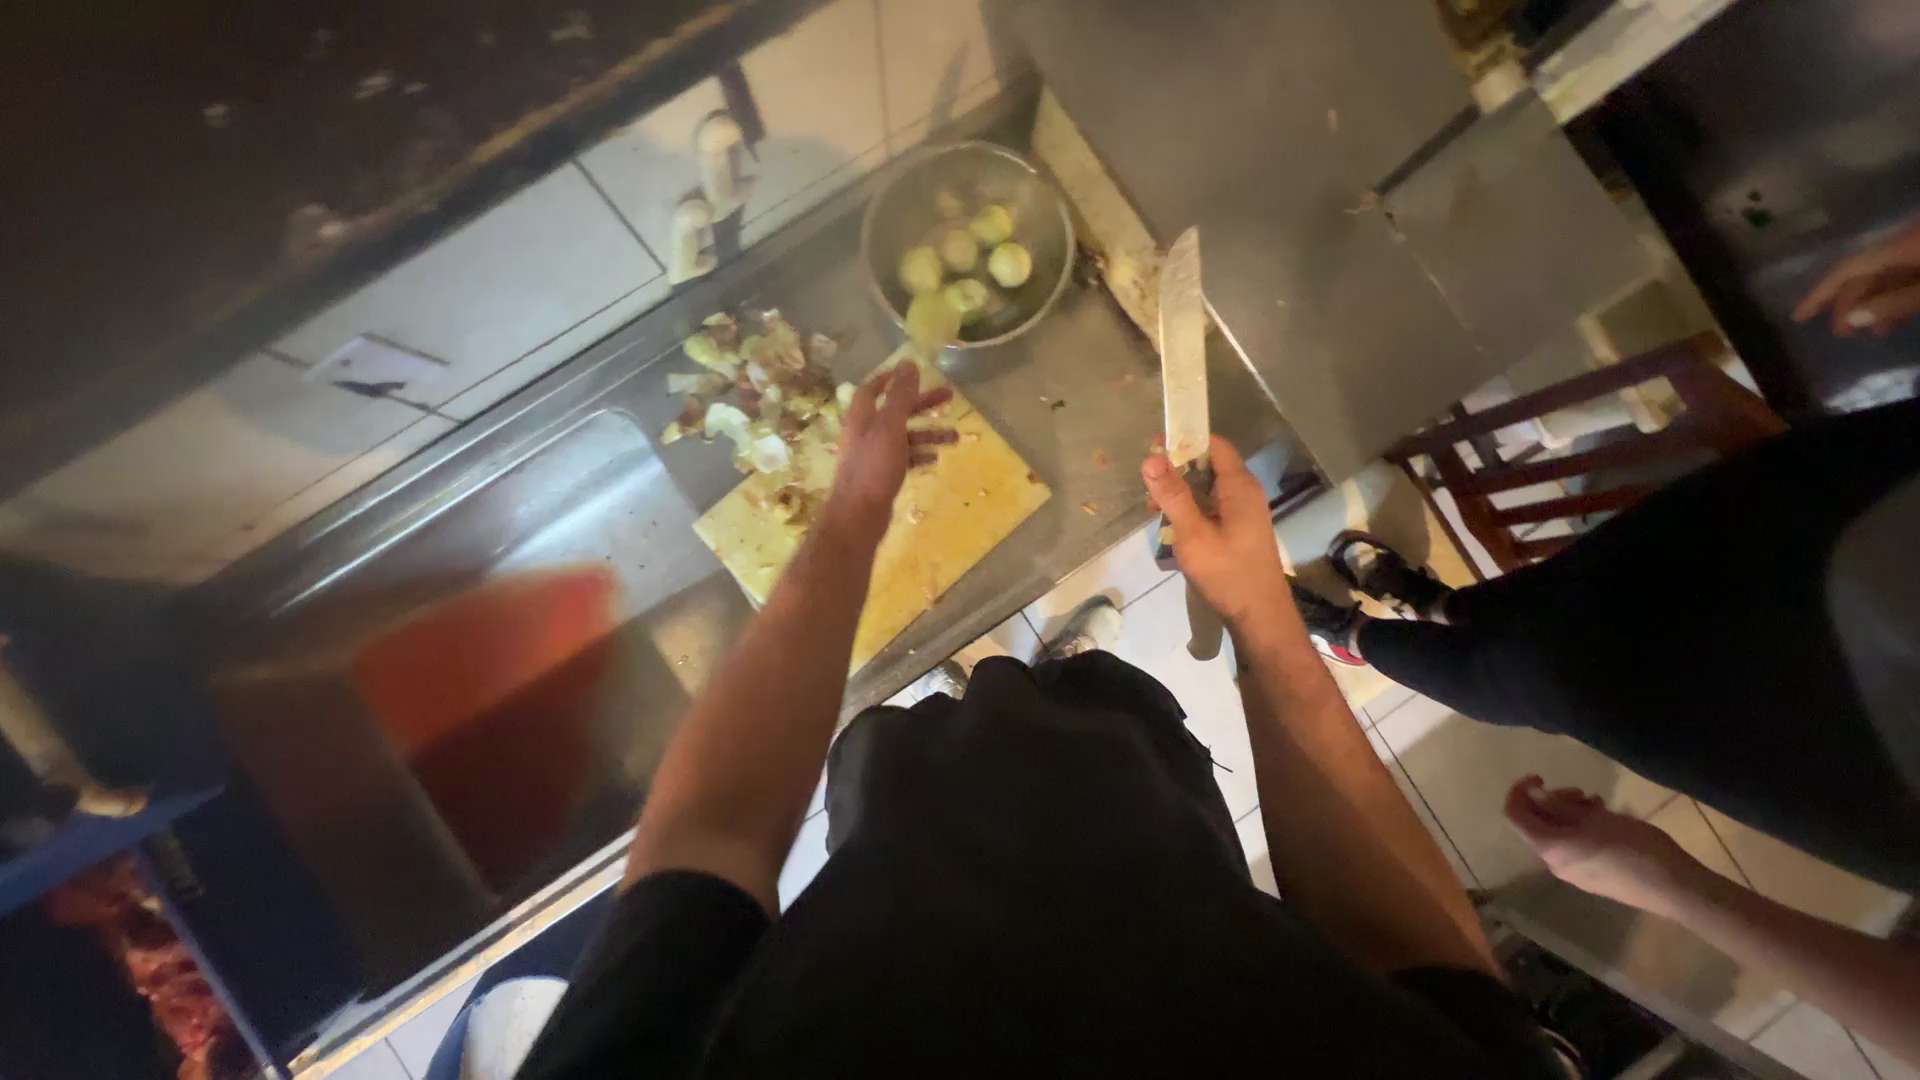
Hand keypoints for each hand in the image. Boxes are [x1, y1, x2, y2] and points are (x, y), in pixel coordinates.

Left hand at [823, 361, 954, 544]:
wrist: (859, 515)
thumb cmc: (874, 467)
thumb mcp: (890, 426)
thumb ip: (899, 395)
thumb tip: (908, 362)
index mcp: (862, 417)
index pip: (872, 389)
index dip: (891, 379)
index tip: (912, 372)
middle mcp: (865, 433)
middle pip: (895, 412)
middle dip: (921, 405)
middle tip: (950, 398)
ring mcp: (872, 456)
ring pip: (903, 437)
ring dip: (928, 434)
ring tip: (954, 437)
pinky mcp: (881, 476)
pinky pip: (903, 459)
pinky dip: (919, 456)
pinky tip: (935, 459)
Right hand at [1139, 435, 1289, 634]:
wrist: (1258, 615)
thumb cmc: (1226, 572)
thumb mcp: (1193, 533)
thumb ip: (1173, 495)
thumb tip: (1151, 458)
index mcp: (1239, 486)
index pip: (1214, 445)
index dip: (1185, 440)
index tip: (1154, 446)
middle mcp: (1244, 493)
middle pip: (1209, 465)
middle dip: (1177, 468)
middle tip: (1148, 483)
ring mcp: (1243, 513)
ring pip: (1207, 488)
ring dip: (1181, 491)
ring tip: (1154, 507)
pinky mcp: (1238, 530)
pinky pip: (1211, 507)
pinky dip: (1190, 508)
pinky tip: (1172, 525)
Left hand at [1504, 776, 1712, 917]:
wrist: (1681, 891)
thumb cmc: (1635, 847)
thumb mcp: (1595, 818)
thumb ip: (1558, 806)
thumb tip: (1534, 796)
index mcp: (1548, 847)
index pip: (1515, 814)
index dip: (1520, 791)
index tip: (1541, 777)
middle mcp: (1554, 864)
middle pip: (1538, 824)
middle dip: (1553, 801)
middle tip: (1580, 792)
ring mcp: (1575, 875)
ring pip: (1560, 835)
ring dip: (1571, 814)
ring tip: (1598, 803)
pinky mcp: (1596, 879)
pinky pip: (1577, 848)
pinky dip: (1583, 829)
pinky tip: (1608, 820)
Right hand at [1793, 219, 1919, 337]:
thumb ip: (1896, 301)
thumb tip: (1852, 318)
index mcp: (1901, 245)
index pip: (1847, 269)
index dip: (1820, 294)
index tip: (1798, 317)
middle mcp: (1906, 240)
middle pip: (1867, 271)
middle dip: (1852, 302)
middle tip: (1843, 331)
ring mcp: (1919, 244)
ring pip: (1891, 272)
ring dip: (1878, 300)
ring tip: (1873, 330)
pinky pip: (1910, 270)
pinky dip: (1900, 291)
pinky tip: (1896, 310)